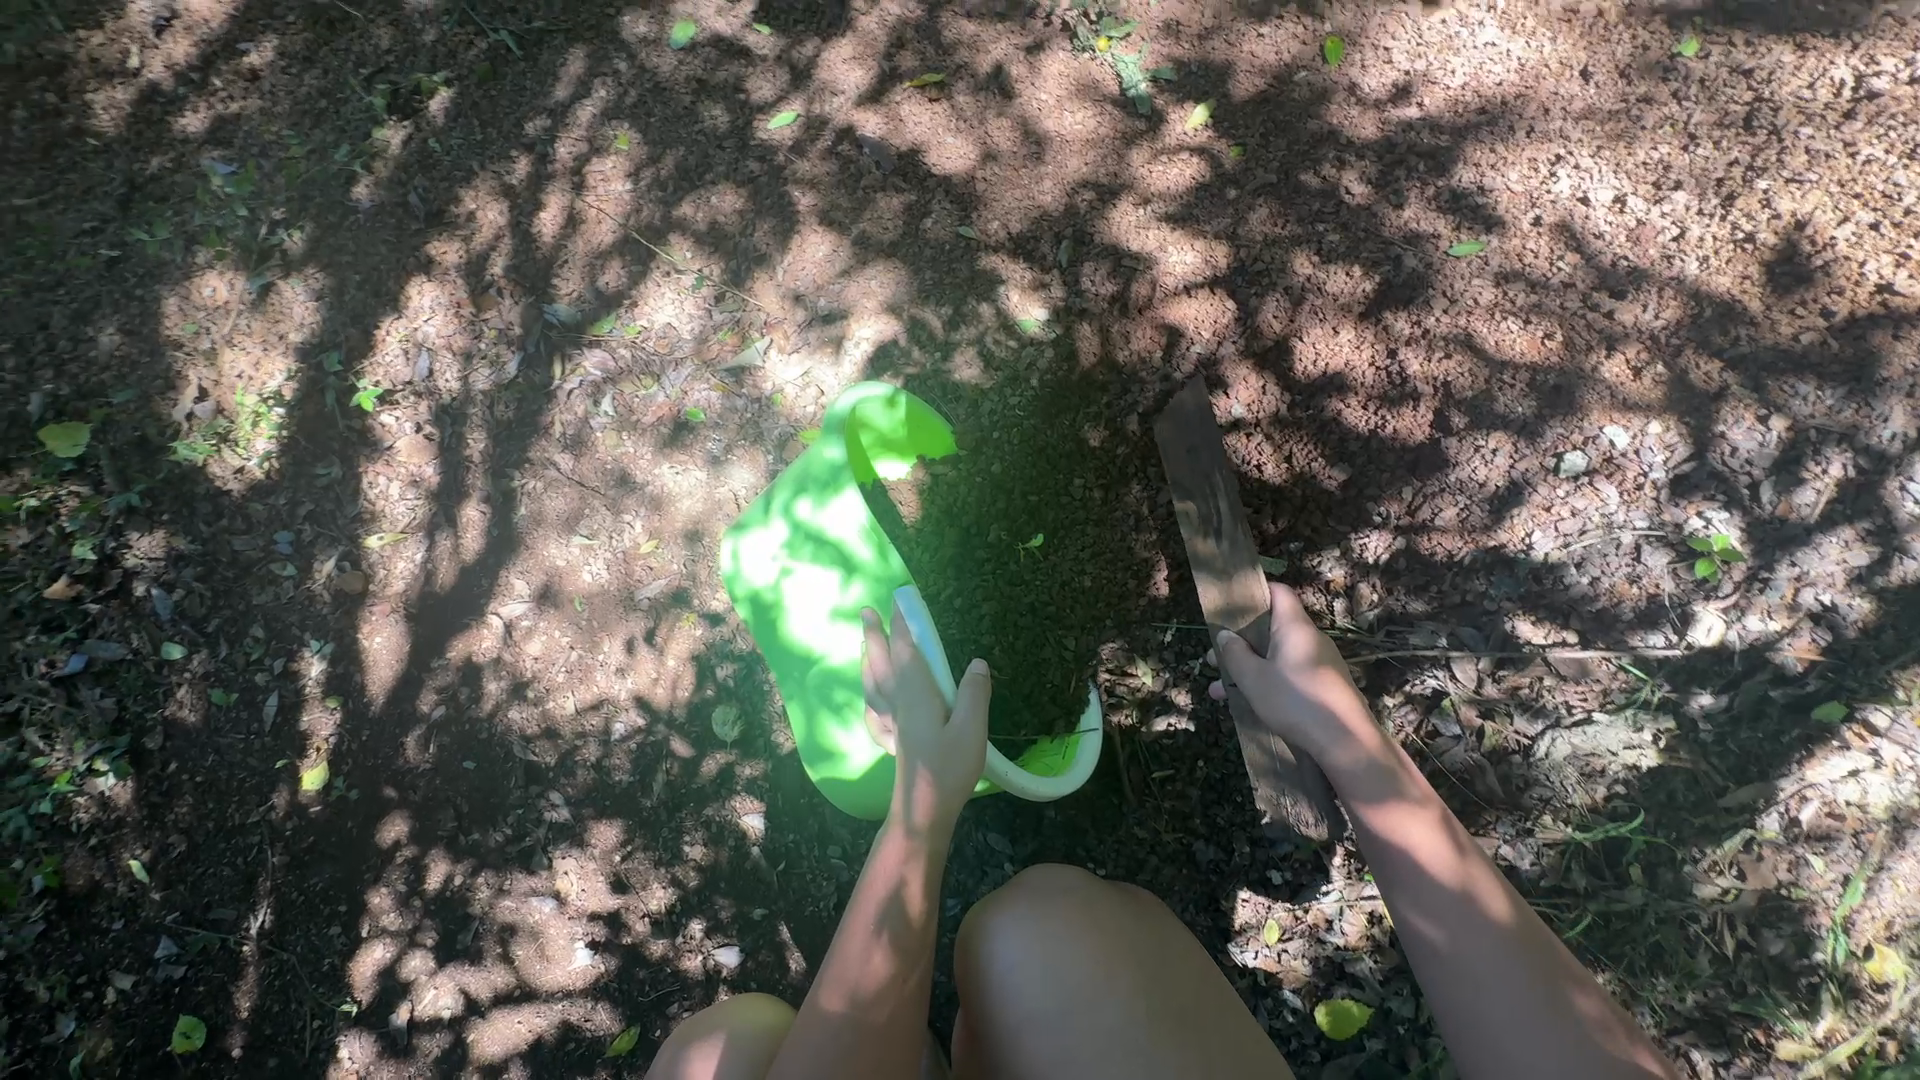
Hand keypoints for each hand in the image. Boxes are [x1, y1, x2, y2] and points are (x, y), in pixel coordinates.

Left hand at [861, 602, 989, 834]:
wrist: (922, 810)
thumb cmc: (948, 769)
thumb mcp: (972, 730)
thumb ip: (974, 694)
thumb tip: (977, 662)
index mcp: (917, 694)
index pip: (908, 650)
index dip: (904, 624)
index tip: (900, 599)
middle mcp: (899, 703)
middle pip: (882, 662)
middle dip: (875, 634)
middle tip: (866, 611)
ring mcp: (892, 723)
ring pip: (873, 683)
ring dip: (868, 659)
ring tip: (864, 644)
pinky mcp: (892, 740)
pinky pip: (874, 710)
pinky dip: (869, 697)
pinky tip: (871, 700)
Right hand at [1207, 583, 1377, 769]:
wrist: (1345, 743)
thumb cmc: (1295, 700)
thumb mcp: (1253, 677)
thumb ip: (1234, 653)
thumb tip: (1225, 635)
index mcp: (1294, 627)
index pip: (1278, 592)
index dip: (1255, 592)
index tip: (1230, 604)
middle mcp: (1309, 639)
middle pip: (1271, 628)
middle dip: (1240, 642)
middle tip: (1213, 657)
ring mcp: (1318, 663)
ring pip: (1275, 656)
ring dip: (1247, 668)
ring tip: (1219, 690)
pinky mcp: (1323, 686)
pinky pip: (1287, 674)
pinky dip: (1265, 682)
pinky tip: (1244, 703)